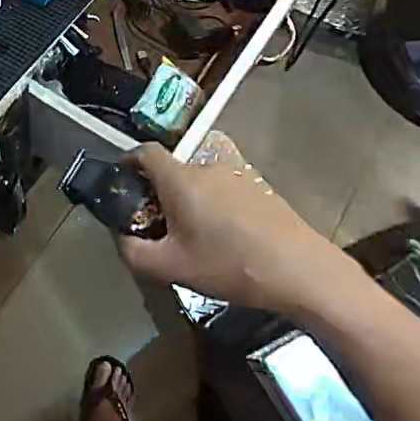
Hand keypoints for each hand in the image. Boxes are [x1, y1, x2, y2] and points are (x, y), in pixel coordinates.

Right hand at [114, 134, 366, 319]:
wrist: (299, 268)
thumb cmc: (228, 265)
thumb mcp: (169, 268)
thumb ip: (133, 251)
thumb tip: (121, 237)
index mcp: (181, 179)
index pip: (146, 151)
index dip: (129, 162)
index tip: (122, 181)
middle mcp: (207, 166)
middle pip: (173, 171)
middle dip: (159, 193)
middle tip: (157, 226)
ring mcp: (238, 173)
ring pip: (200, 182)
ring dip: (189, 201)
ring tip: (193, 238)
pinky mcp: (259, 186)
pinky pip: (224, 190)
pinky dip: (214, 206)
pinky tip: (225, 238)